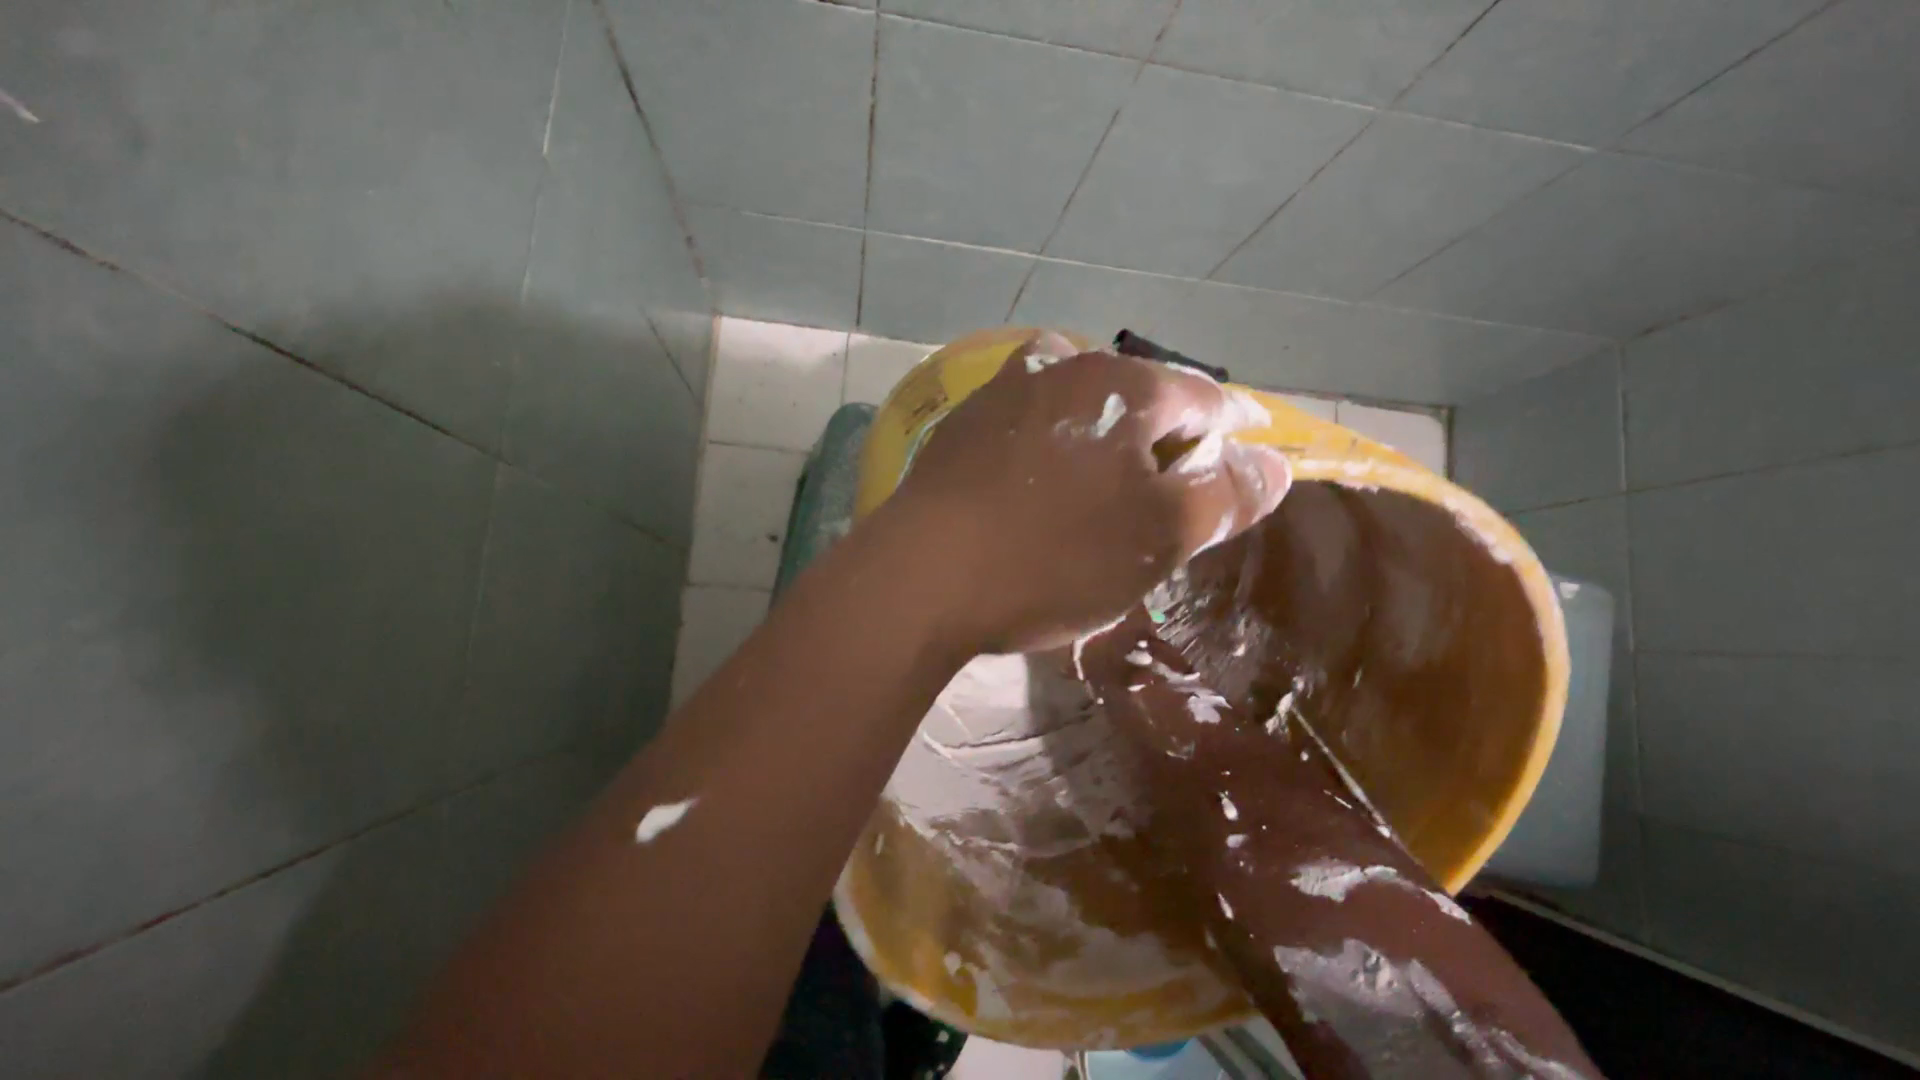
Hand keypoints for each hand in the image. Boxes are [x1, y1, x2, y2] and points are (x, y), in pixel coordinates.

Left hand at [886, 333, 1290, 654]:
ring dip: (1102, 449)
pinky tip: (1039, 502)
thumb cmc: (1055, 555)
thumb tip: (1275, 464)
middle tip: (1172, 503)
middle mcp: (1059, 369)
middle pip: (1138, 402)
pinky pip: (1028, 436)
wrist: (920, 578)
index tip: (1247, 466)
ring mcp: (1000, 396)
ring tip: (1105, 502)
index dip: (1235, 434)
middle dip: (1165, 445)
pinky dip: (1051, 459)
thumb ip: (1225, 495)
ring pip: (1077, 414)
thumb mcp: (1159, 536)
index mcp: (1120, 384)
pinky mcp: (958, 433)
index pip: (1204, 399)